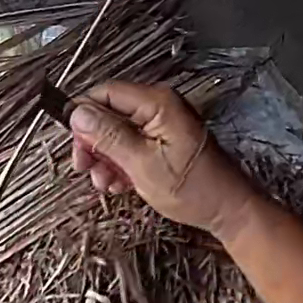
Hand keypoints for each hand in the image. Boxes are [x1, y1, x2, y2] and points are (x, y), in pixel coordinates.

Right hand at [67, 81, 262, 238]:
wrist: (227, 209)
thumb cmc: (193, 188)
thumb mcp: (142, 164)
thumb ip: (109, 136)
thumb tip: (77, 113)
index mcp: (157, 102)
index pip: (106, 92)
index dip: (84, 115)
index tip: (74, 144)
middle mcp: (158, 105)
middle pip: (110, 112)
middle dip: (94, 141)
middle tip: (84, 168)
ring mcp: (162, 123)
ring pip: (117, 131)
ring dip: (105, 156)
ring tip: (105, 183)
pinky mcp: (163, 139)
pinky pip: (132, 143)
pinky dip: (121, 162)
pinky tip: (118, 183)